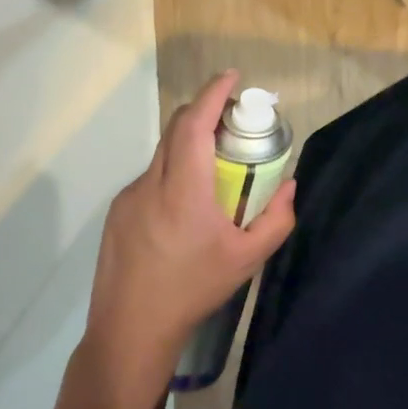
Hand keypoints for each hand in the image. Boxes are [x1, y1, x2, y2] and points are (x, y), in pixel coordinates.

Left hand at [82, 70, 296, 389]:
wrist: (130, 330)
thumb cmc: (194, 290)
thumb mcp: (248, 259)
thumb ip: (277, 219)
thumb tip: (289, 186)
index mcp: (185, 191)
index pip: (195, 125)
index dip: (214, 94)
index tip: (232, 77)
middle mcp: (152, 184)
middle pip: (177, 129)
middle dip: (205, 112)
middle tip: (234, 119)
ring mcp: (129, 198)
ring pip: (163, 154)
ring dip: (190, 146)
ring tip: (216, 173)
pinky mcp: (118, 213)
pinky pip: (151, 178)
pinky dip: (174, 173)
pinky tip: (187, 209)